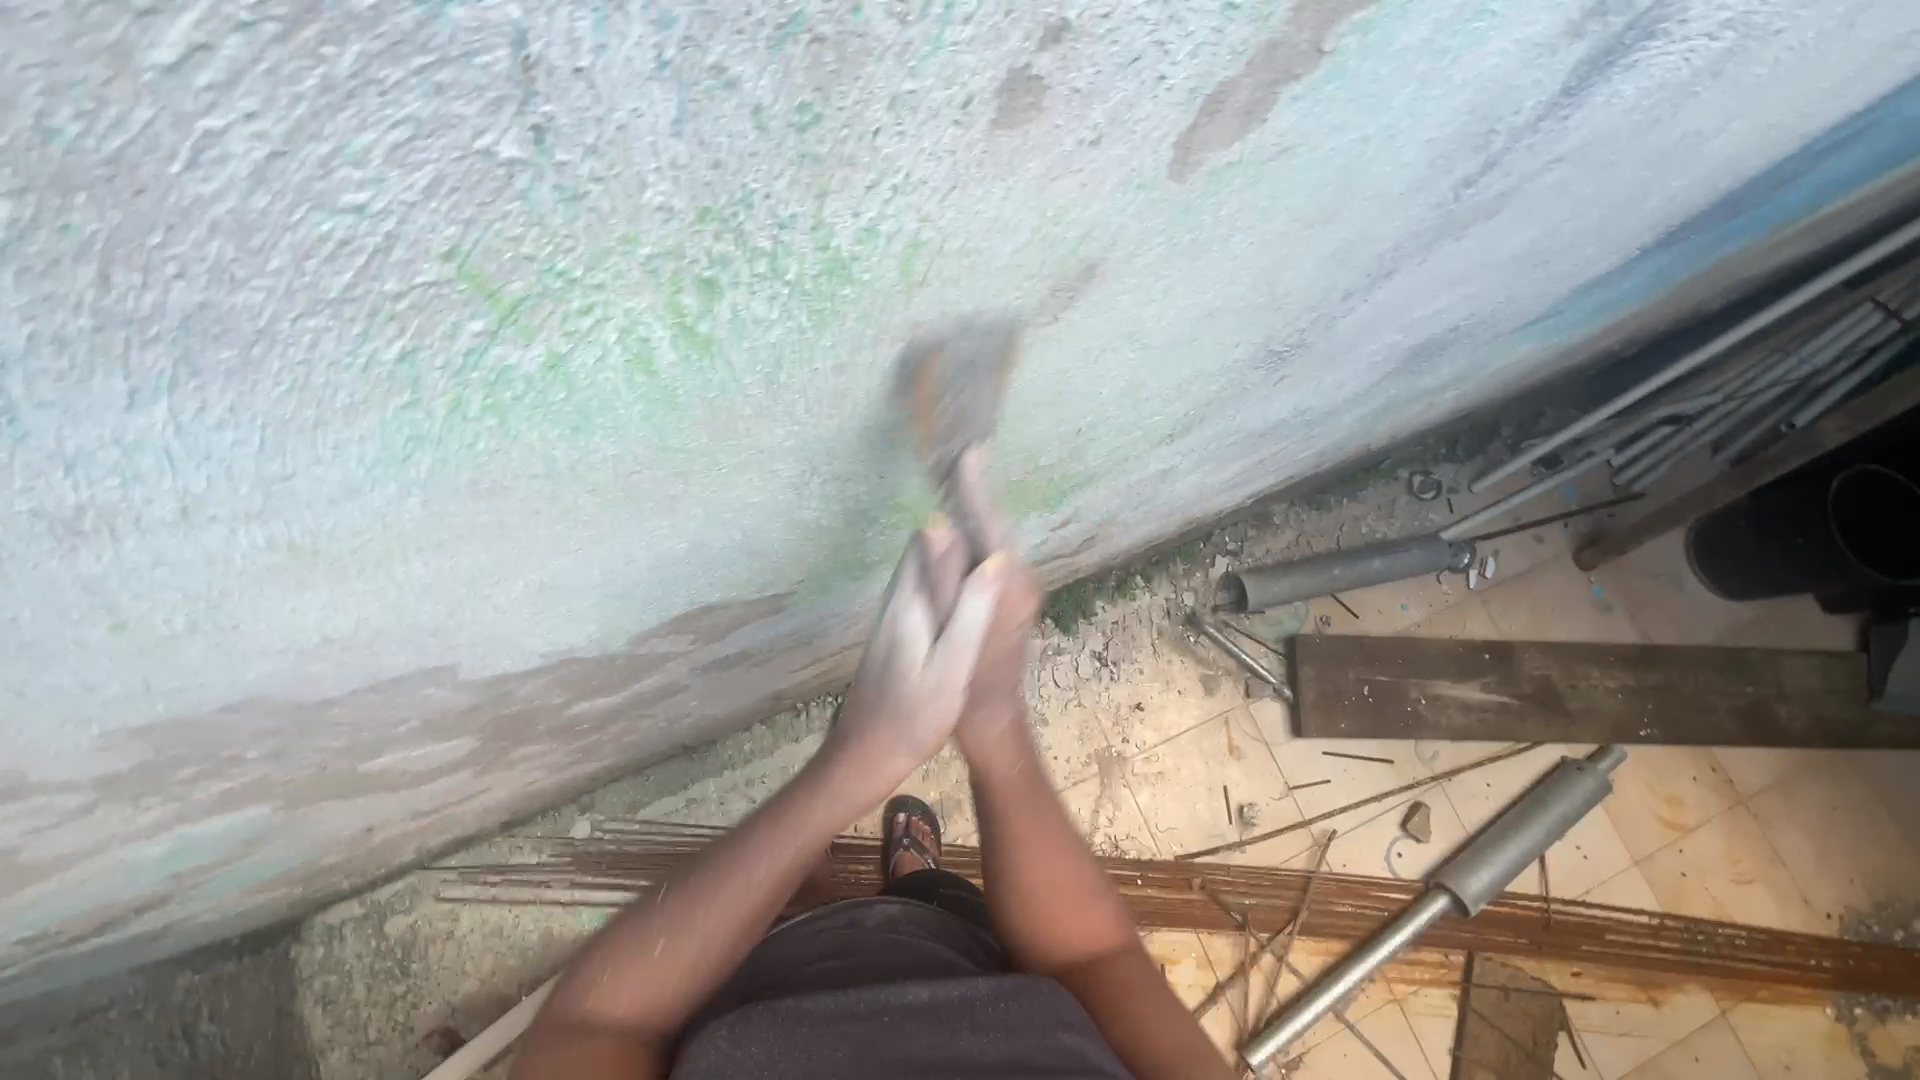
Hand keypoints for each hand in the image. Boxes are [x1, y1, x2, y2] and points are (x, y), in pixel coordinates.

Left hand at [826, 523, 1005, 790]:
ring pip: (919, 566)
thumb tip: (993, 560)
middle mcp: (896, 599)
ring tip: (982, 532)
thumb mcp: (951, 667)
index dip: (954, 510)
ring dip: (945, 548)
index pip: (930, 538)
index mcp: (911, 601)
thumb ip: (969, 613)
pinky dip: (940, 574)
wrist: (866, 752)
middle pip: (921, 546)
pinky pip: (920, 586)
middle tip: (985, 497)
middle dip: (951, 523)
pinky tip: (961, 584)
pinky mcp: (894, 632)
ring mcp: (891, 616)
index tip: (978, 481)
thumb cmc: (914, 715)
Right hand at [935, 450, 1043, 762]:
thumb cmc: (965, 681)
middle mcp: (1023, 582)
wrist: (992, 720)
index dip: (976, 488)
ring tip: (952, 481)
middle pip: (995, 527)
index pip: (990, 525)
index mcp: (1008, 586)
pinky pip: (992, 557)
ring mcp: (1022, 591)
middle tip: (957, 457)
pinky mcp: (1014, 599)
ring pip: (995, 541)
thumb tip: (933, 524)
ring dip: (975, 513)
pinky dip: (976, 538)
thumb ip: (943, 577)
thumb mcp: (947, 629)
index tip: (971, 451)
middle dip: (976, 493)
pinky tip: (956, 528)